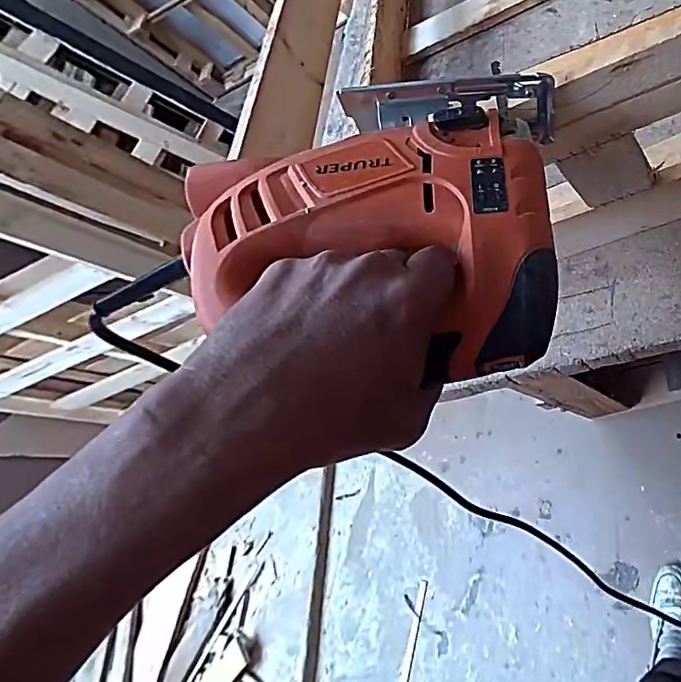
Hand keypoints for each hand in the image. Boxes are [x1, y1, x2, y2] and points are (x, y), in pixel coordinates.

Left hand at [170, 247, 456, 473]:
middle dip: (399, 290)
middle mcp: (365, 272)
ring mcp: (320, 268)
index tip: (436, 298)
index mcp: (406, 299)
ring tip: (338, 336)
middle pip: (399, 262)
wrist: (237, 420)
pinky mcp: (281, 273)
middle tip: (388, 326)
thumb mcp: (406, 417)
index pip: (443, 261)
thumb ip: (432, 383)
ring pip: (355, 267)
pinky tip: (304, 331)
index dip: (441, 282)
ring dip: (355, 292)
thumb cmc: (315, 419)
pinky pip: (313, 274)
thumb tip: (429, 376)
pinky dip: (314, 295)